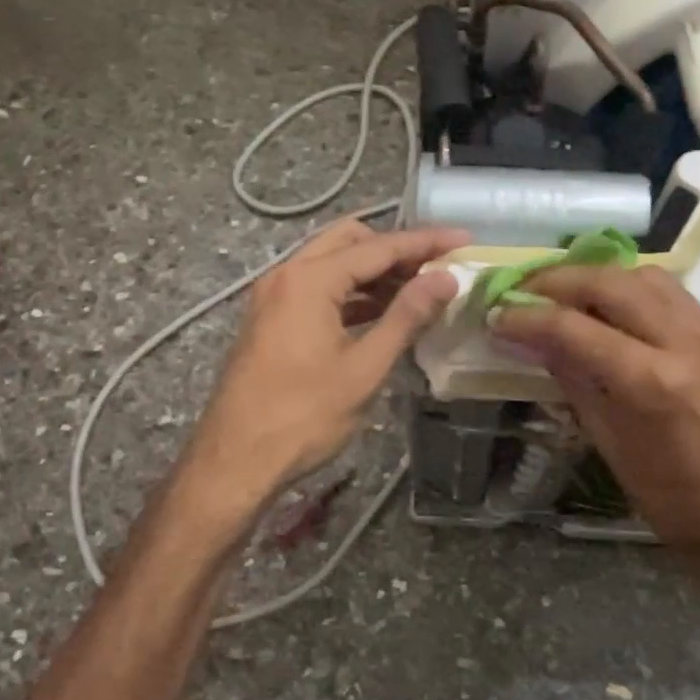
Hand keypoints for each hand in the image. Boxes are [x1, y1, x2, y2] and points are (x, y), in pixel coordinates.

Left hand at [181, 219, 468, 516]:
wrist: (236, 459)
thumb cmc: (303, 416)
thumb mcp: (364, 368)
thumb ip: (406, 316)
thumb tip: (444, 278)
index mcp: (309, 279)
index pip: (378, 247)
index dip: (425, 242)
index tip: (464, 239)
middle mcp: (286, 275)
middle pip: (349, 242)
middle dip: (395, 249)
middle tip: (437, 266)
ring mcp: (273, 297)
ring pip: (331, 265)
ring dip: (372, 273)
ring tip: (418, 292)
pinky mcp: (270, 320)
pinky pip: (316, 290)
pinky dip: (349, 294)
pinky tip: (380, 314)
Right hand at [490, 265, 699, 553]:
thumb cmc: (668, 498)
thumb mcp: (607, 441)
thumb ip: (572, 378)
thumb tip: (530, 339)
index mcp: (653, 384)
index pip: (575, 328)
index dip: (528, 317)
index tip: (497, 317)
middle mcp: (688, 345)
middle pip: (610, 284)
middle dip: (557, 281)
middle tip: (522, 293)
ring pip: (644, 276)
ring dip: (596, 278)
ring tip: (561, 294)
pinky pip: (671, 294)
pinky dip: (631, 290)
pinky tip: (607, 307)